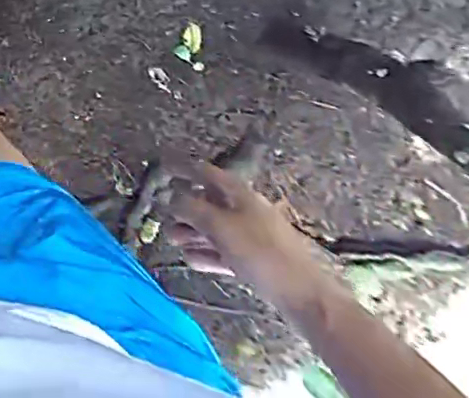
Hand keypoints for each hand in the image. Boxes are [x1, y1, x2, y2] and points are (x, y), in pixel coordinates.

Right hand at [157, 161, 328, 310]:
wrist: (308, 298)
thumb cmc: (261, 253)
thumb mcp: (220, 226)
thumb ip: (191, 209)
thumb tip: (170, 198)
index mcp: (239, 193)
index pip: (204, 172)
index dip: (182, 170)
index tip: (161, 173)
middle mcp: (246, 209)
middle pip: (209, 202)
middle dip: (185, 210)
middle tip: (164, 220)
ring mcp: (253, 236)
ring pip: (216, 229)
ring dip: (194, 233)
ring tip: (173, 241)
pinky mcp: (258, 261)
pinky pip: (226, 251)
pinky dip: (208, 253)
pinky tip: (191, 260)